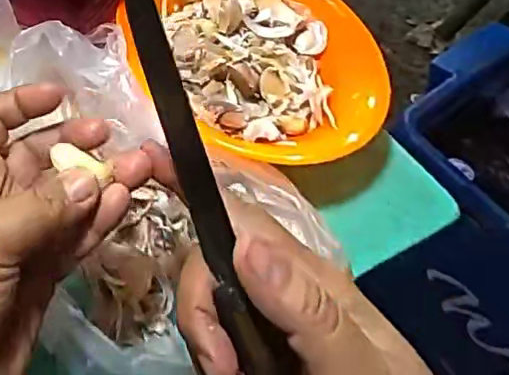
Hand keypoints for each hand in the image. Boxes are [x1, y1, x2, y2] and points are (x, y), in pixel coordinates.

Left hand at [0, 84, 156, 374]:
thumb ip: (40, 207)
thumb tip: (92, 176)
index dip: (22, 103)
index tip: (60, 93)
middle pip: (39, 156)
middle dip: (74, 142)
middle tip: (113, 135)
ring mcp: (23, 235)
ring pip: (66, 197)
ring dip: (99, 180)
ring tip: (139, 167)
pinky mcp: (43, 272)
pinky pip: (75, 236)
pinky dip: (99, 221)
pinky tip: (123, 203)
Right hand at [146, 146, 428, 374]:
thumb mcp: (360, 362)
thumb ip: (309, 308)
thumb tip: (244, 244)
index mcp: (304, 269)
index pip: (237, 211)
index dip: (190, 180)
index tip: (148, 156)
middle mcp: (278, 279)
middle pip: (207, 258)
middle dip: (197, 302)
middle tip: (217, 364)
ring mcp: (266, 311)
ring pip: (204, 295)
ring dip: (203, 333)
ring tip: (227, 374)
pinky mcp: (256, 342)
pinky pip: (212, 328)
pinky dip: (210, 349)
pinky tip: (228, 372)